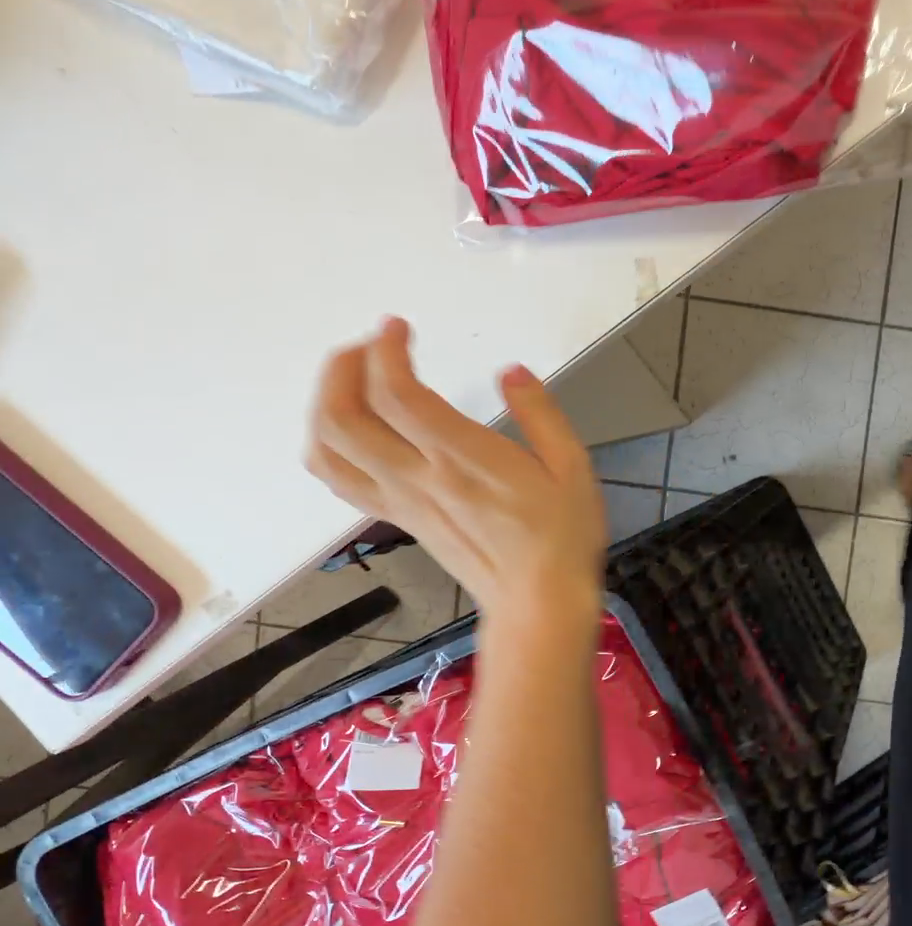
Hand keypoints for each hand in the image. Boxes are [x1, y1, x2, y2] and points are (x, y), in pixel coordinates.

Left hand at [304, 318, 606, 636]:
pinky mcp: (396, 516)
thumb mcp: (573, 467)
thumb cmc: (564, 532)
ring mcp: (400, 500)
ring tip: (352, 377)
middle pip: (344, 416)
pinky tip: (350, 427)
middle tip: (369, 344)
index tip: (397, 326)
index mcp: (464, 459)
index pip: (399, 395)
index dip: (386, 352)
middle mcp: (419, 477)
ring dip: (325, 402)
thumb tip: (511, 370)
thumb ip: (541, 414)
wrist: (539, 599)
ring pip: (328, 448)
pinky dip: (327, 443)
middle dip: (343, 367)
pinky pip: (339, 477)